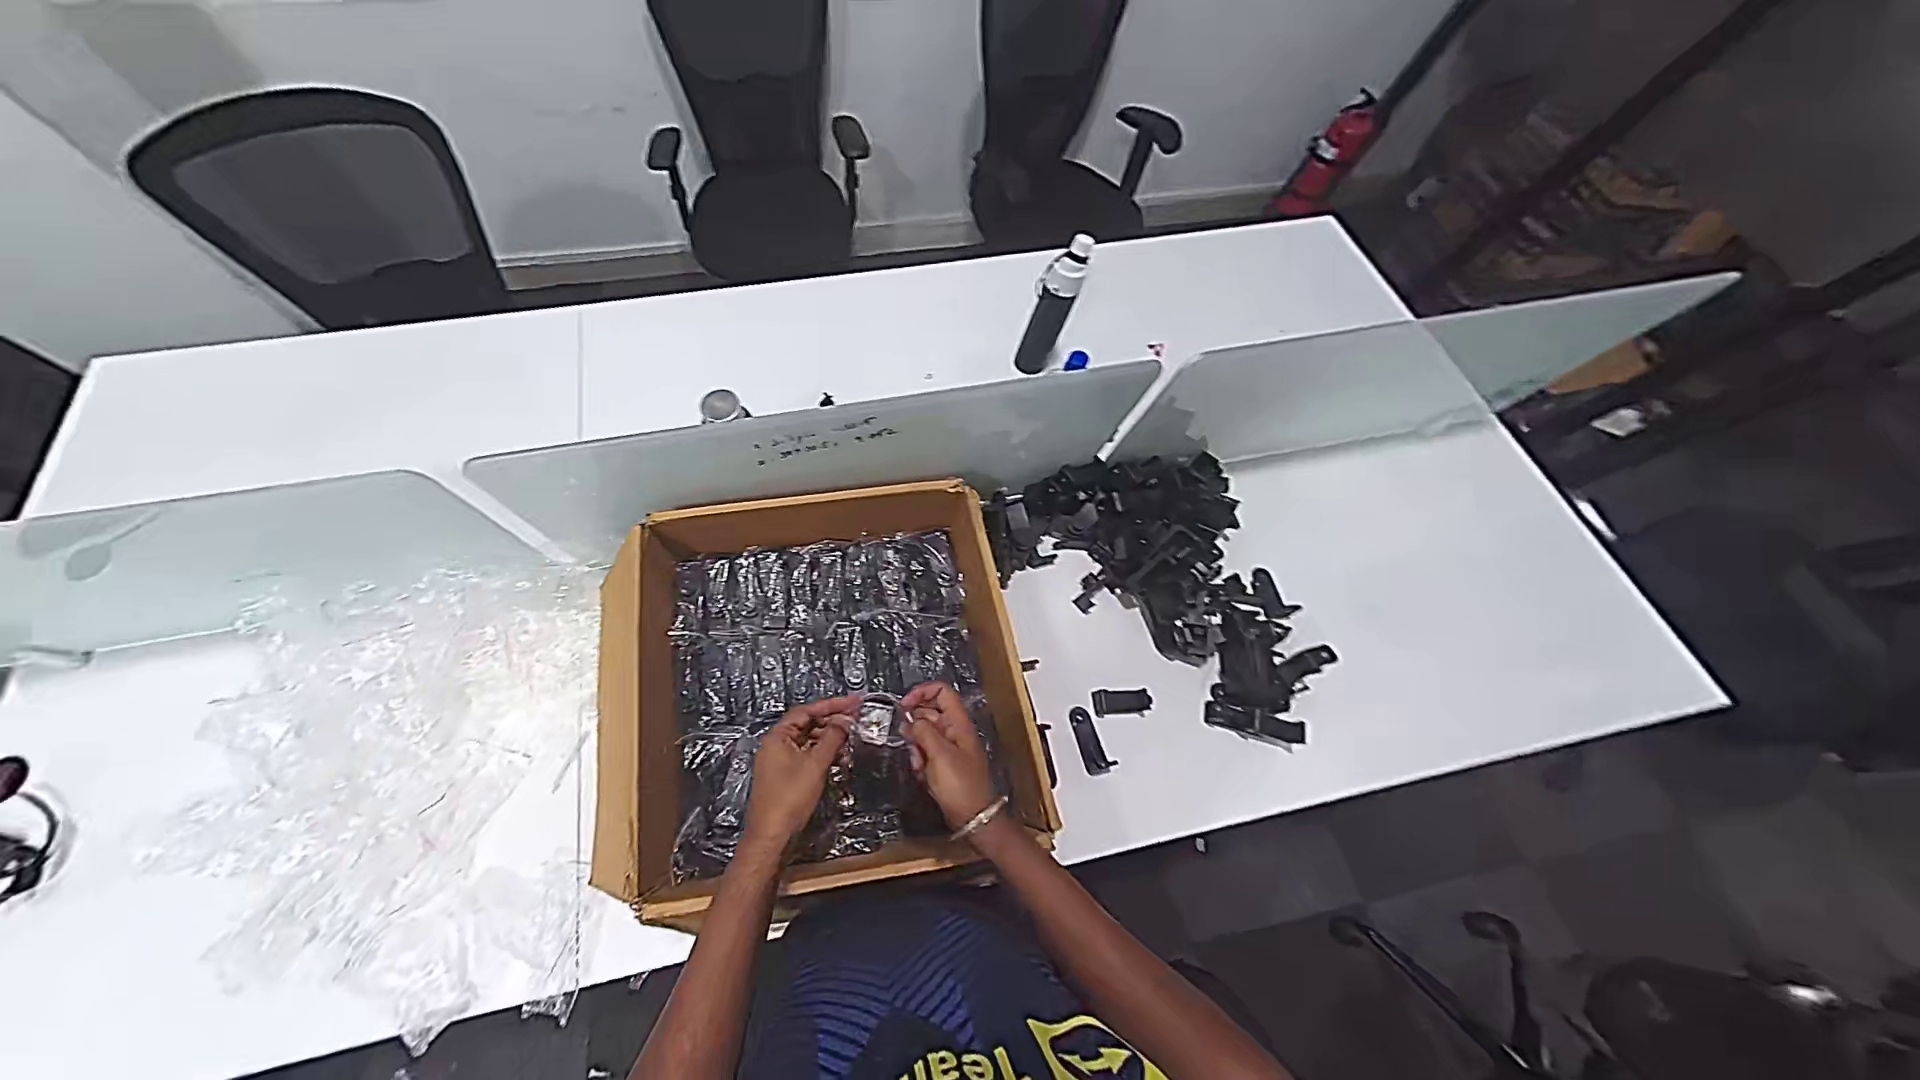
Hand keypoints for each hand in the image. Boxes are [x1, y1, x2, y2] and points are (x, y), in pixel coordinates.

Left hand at [742, 695, 856, 855]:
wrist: (772, 835)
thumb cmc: (790, 797)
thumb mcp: (815, 764)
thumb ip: (832, 738)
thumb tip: (845, 720)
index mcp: (778, 737)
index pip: (806, 711)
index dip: (831, 705)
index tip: (853, 702)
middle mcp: (776, 745)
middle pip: (807, 724)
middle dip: (832, 721)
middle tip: (855, 719)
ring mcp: (779, 761)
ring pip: (808, 740)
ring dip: (829, 739)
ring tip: (850, 740)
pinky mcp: (785, 775)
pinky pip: (806, 755)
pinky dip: (823, 754)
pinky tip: (838, 759)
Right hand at [902, 682, 998, 830]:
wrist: (972, 817)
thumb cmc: (960, 785)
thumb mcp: (939, 754)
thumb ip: (924, 732)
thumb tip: (911, 720)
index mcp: (958, 722)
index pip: (942, 692)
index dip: (922, 693)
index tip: (903, 705)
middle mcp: (954, 731)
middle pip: (929, 713)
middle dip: (915, 726)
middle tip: (909, 741)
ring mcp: (949, 747)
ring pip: (924, 734)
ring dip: (916, 746)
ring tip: (919, 763)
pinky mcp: (942, 763)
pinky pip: (925, 753)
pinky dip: (920, 761)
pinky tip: (922, 774)